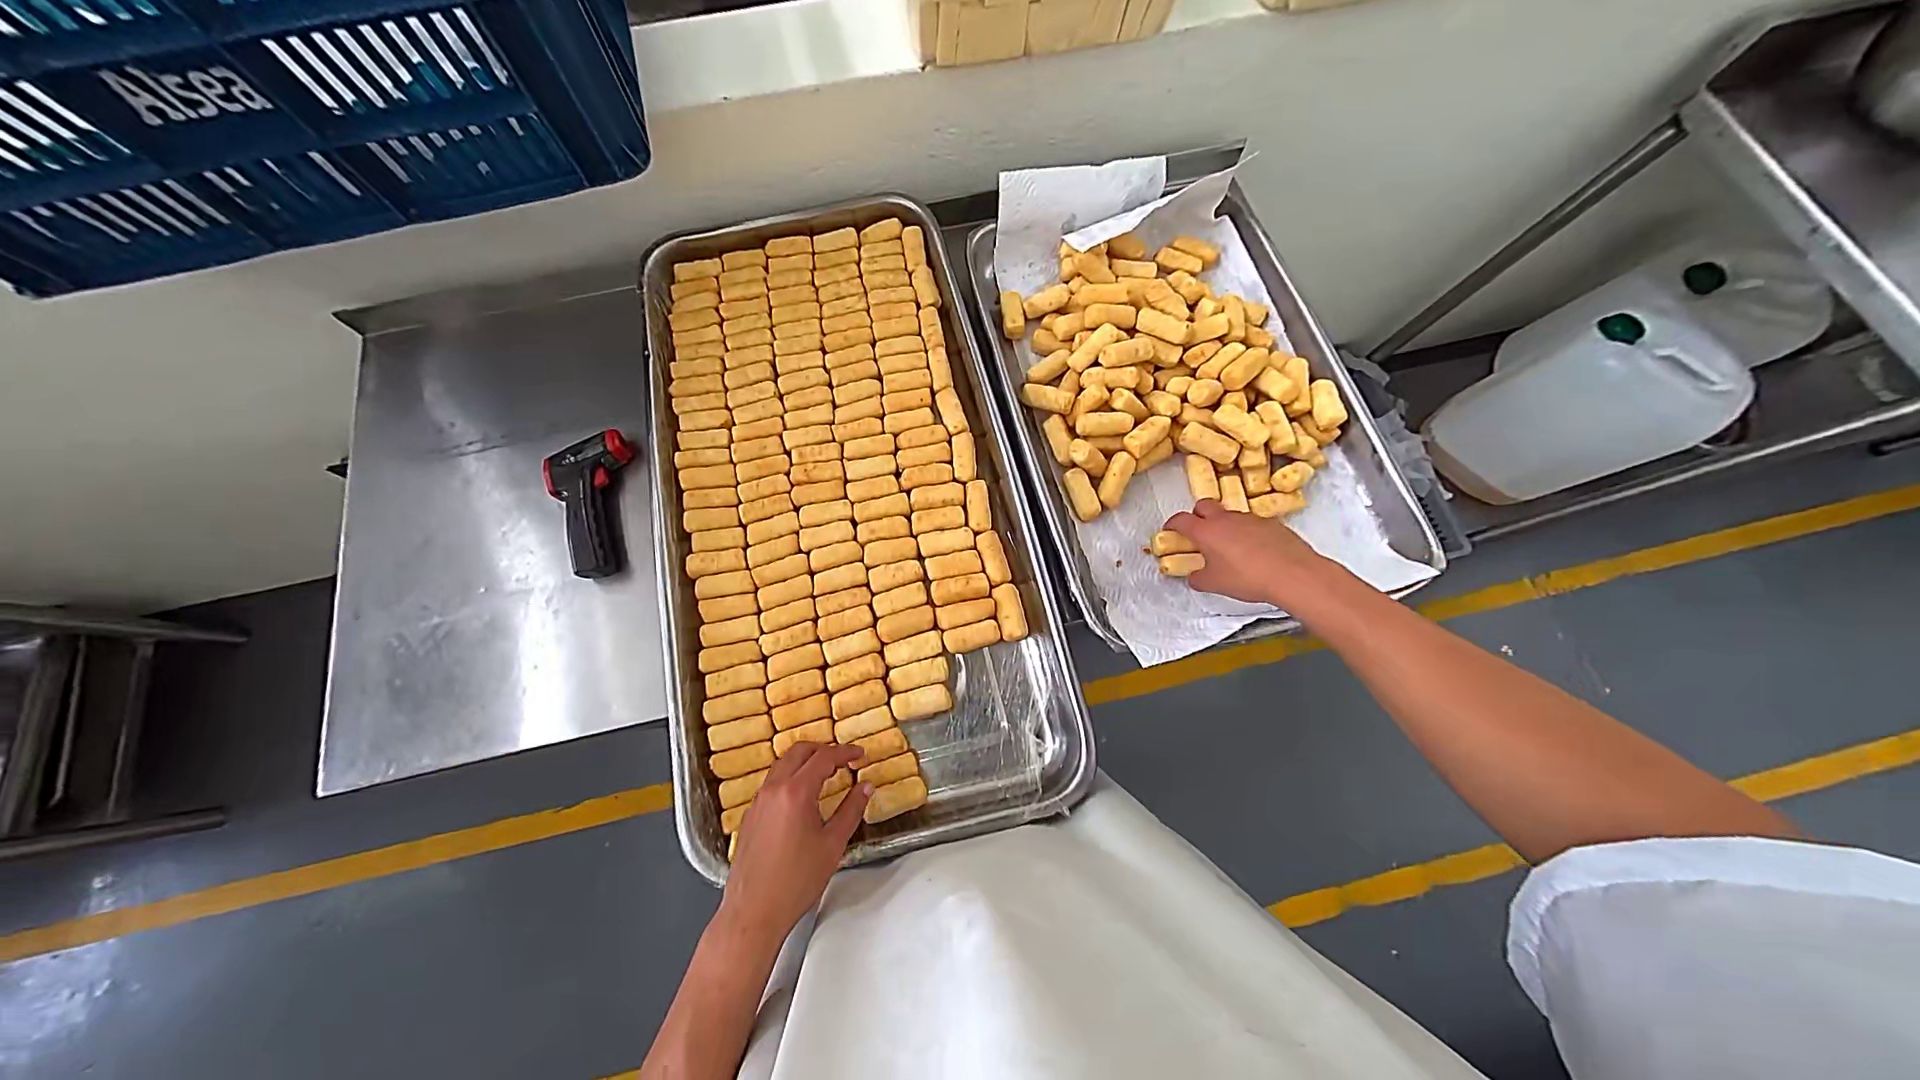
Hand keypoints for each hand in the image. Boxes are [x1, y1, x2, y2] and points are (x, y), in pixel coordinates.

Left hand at [721, 743, 871, 939]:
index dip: (845, 752)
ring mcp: (758, 802)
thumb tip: (864, 788)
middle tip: (843, 760)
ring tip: (826, 775)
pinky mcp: (750, 816)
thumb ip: (851, 810)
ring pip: (782, 765)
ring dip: (805, 762)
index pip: (824, 757)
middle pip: (799, 751)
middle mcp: (773, 790)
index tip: (859, 755)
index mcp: (795, 793)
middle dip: (824, 749)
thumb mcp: (833, 844)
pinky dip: (790, 778)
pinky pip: (772, 783)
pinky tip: (802, 798)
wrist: (753, 912)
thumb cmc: (796, 882)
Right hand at [1165, 499, 1333, 607]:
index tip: (1169, 531)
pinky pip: (1251, 523)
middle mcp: (1226, 519)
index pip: (1181, 520)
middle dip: (1197, 515)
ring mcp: (1250, 518)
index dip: (1172, 524)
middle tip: (1197, 533)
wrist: (1293, 574)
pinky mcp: (1271, 523)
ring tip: (1227, 546)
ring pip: (1229, 514)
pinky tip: (1252, 551)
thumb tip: (1195, 576)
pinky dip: (1245, 532)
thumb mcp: (1214, 584)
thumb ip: (1198, 578)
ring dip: (1223, 524)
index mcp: (1206, 531)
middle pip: (1204, 505)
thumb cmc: (1248, 578)